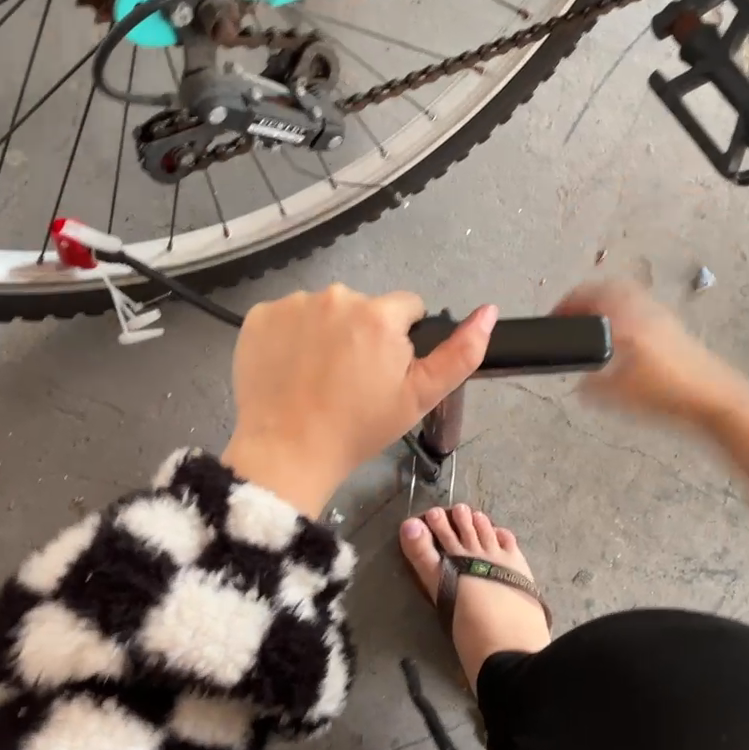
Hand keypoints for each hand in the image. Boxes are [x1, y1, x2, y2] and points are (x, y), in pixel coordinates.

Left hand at [222, 286, 495, 514]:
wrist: (288, 452)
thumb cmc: (358, 429)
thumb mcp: (421, 398)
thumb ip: (461, 353)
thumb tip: (489, 311)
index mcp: (380, 315)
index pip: (406, 309)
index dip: (401, 343)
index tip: (384, 375)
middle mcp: (336, 297)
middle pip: (364, 309)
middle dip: (363, 337)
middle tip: (352, 383)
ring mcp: (293, 305)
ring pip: (325, 312)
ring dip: (327, 335)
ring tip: (319, 380)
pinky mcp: (259, 317)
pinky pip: (287, 318)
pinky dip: (290, 338)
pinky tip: (292, 371)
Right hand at [552, 280, 748, 425]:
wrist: (715, 400)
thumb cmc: (663, 394)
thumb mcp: (613, 395)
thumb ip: (589, 386)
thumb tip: (580, 383)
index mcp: (625, 316)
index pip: (588, 295)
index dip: (566, 304)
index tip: (554, 320)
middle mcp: (644, 308)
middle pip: (610, 288)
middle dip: (587, 300)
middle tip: (572, 319)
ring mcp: (663, 317)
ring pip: (629, 298)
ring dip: (607, 306)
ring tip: (593, 330)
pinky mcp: (676, 331)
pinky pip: (642, 311)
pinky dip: (625, 317)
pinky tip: (620, 344)